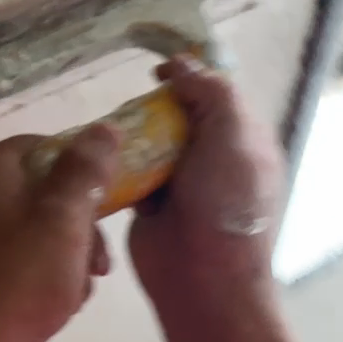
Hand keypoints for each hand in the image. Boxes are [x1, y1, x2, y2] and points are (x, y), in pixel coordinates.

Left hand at [0, 126, 119, 341]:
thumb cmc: (19, 273)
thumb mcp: (62, 216)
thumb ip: (84, 170)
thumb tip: (103, 127)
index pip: (45, 144)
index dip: (81, 165)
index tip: (110, 194)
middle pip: (53, 189)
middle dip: (84, 224)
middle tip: (98, 258)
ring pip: (51, 227)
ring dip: (76, 255)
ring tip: (80, 285)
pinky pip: (38, 257)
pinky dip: (57, 276)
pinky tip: (64, 302)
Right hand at [129, 57, 285, 303]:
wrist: (202, 277)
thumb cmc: (225, 205)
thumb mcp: (233, 139)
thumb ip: (212, 94)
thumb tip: (180, 64)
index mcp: (243, 142)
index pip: (216, 93)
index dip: (189, 75)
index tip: (156, 72)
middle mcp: (214, 157)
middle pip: (177, 113)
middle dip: (152, 106)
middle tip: (131, 106)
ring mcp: (180, 180)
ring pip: (149, 138)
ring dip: (130, 133)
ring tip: (110, 130)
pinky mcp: (149, 199)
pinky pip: (128, 167)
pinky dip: (116, 159)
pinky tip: (99, 153)